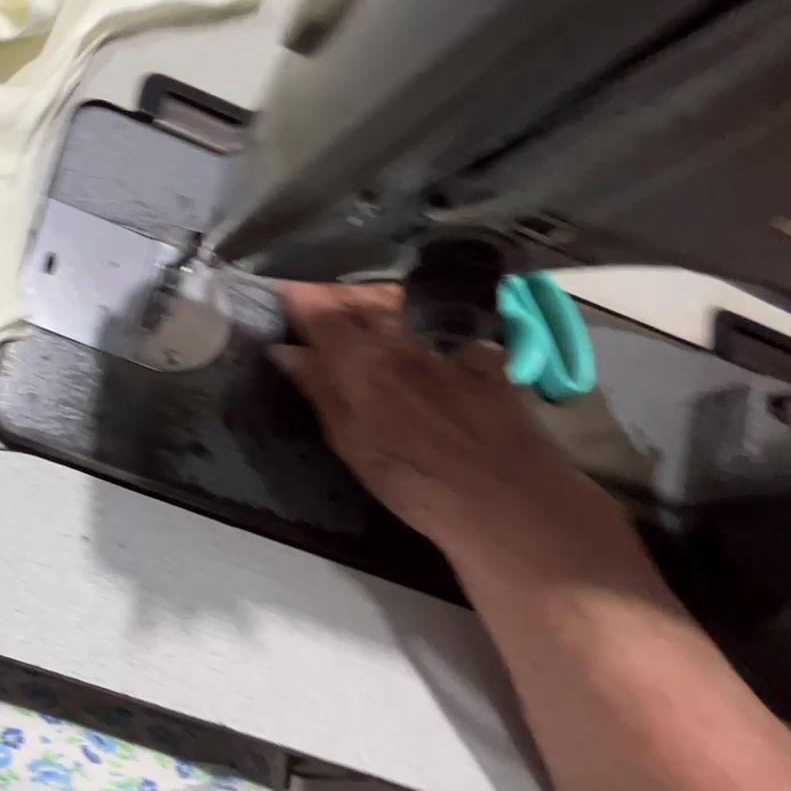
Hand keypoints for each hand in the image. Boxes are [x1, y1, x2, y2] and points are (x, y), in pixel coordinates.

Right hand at [271, 282, 630, 565]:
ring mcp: (448, 343)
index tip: (281, 291)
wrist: (508, 499)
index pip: (321, 313)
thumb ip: (318, 389)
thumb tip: (284, 350)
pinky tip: (415, 334)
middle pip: (362, 300)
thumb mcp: (348, 441)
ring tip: (357, 309)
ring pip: (402, 304)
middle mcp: (403, 339)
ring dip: (373, 300)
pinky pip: (441, 322)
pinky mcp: (485, 354)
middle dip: (335, 295)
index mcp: (362, 360)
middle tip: (315, 301)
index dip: (299, 299)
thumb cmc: (412, 480)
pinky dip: (417, 318)